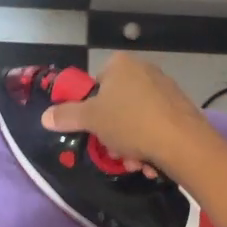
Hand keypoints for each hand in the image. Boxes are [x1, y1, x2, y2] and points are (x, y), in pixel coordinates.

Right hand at [40, 53, 210, 176]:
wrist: (182, 142)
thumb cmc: (130, 123)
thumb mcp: (91, 120)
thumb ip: (67, 116)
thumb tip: (45, 116)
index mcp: (121, 64)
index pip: (97, 84)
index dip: (92, 110)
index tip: (95, 131)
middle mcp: (145, 70)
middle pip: (117, 106)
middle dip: (114, 135)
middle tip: (117, 153)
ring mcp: (165, 89)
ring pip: (136, 120)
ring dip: (131, 146)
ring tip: (136, 162)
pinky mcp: (180, 109)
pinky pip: (156, 126)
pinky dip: (150, 144)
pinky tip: (151, 161)